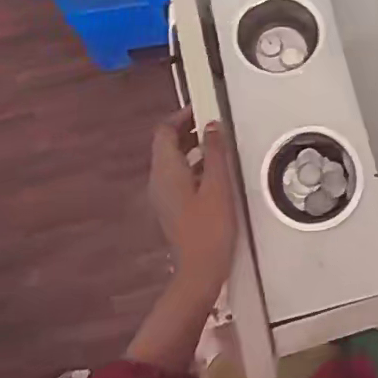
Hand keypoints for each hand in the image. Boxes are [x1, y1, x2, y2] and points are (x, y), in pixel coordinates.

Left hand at [147, 109, 237, 295]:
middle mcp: (159, 180)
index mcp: (166, 170)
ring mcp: (163, 196)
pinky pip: (179, 175)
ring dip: (192, 146)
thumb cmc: (210, 228)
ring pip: (173, 160)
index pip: (165, 131)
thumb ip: (215, 152)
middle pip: (167, 144)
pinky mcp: (173, 207)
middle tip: (212, 120)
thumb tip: (212, 126)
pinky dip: (194, 164)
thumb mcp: (218, 185)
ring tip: (218, 140)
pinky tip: (215, 169)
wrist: (199, 271)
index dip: (181, 115)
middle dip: (188, 129)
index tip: (202, 106)